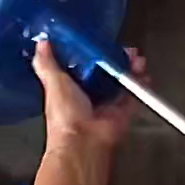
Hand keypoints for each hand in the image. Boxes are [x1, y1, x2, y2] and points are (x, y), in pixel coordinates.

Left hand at [31, 39, 142, 155]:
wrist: (84, 143)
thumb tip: (41, 44)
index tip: (99, 41)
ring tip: (135, 57)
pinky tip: (142, 73)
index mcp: (69, 90)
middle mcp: (88, 98)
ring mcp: (106, 105)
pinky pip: (133, 96)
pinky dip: (139, 84)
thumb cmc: (64, 117)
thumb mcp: (53, 82)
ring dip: (128, 68)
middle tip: (121, 49)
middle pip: (104, 73)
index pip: (81, 67)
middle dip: (114, 60)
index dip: (91, 54)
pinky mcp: (121, 113)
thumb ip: (47, 62)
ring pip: (120, 82)